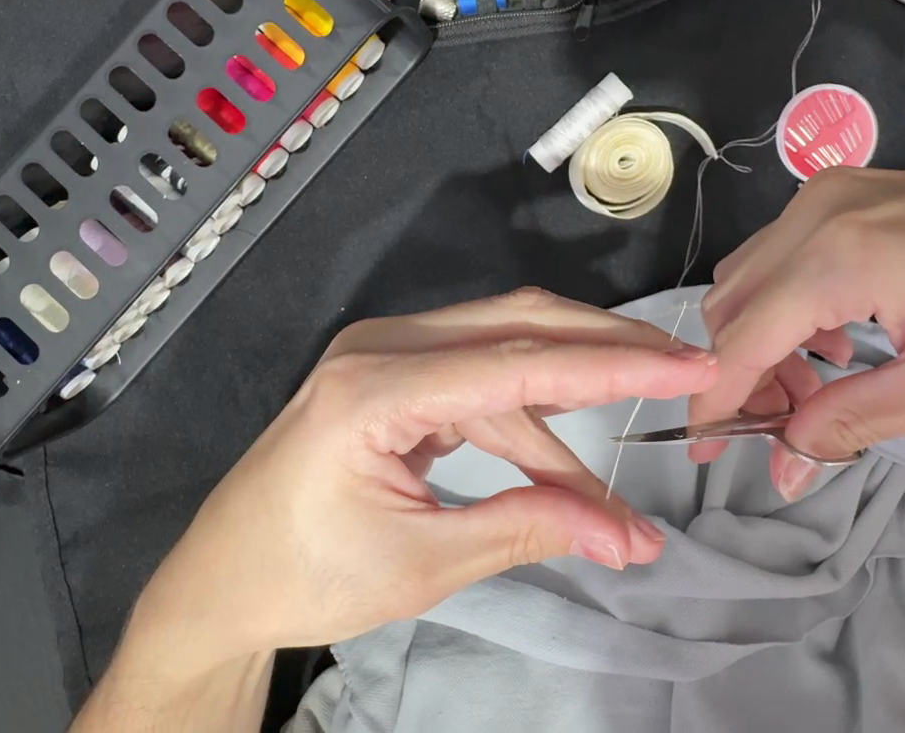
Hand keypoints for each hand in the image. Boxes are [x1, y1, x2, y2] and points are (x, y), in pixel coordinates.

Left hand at [104, 289, 718, 691]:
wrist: (219, 580)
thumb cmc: (303, 576)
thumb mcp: (420, 563)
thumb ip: (525, 528)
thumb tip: (626, 534)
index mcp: (375, 386)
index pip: (518, 362)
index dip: (611, 365)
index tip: (685, 367)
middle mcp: (384, 345)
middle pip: (520, 324)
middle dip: (608, 346)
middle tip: (685, 365)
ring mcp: (388, 351)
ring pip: (508, 348)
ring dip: (574, 394)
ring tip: (641, 434)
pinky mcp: (397, 371)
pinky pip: (482, 375)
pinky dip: (533, 414)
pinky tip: (570, 453)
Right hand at [693, 167, 904, 497]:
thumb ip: (846, 422)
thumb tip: (784, 462)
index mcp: (837, 256)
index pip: (739, 337)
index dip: (715, 398)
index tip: (703, 448)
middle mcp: (816, 210)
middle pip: (732, 300)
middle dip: (742, 370)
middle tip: (782, 424)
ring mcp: (830, 191)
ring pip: (751, 272)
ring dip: (762, 335)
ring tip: (817, 384)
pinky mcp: (849, 188)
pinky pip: (784, 250)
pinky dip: (788, 300)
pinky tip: (837, 334)